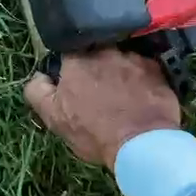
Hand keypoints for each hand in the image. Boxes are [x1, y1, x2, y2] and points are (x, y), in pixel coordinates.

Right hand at [23, 49, 180, 168]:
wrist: (141, 145)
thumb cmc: (93, 132)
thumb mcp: (54, 118)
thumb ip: (38, 91)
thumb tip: (39, 75)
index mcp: (77, 58)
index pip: (68, 50)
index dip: (70, 64)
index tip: (73, 79)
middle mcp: (106, 50)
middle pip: (97, 51)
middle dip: (96, 65)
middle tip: (99, 88)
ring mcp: (134, 58)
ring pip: (122, 59)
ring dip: (120, 71)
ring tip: (123, 94)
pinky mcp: (158, 69)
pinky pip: (145, 69)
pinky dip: (142, 80)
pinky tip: (141, 97)